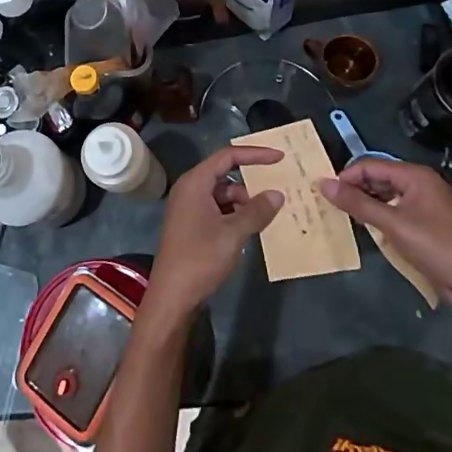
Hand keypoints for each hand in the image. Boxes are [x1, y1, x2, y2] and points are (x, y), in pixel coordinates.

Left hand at [141, 146, 285, 322]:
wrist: (172, 297)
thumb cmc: (200, 259)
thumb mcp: (234, 233)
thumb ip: (257, 211)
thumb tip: (277, 194)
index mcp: (195, 183)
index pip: (228, 156)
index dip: (255, 154)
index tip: (279, 158)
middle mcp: (190, 190)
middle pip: (225, 175)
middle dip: (251, 183)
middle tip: (277, 191)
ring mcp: (189, 208)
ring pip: (223, 195)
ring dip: (244, 202)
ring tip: (268, 215)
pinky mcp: (191, 226)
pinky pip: (218, 210)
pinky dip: (235, 215)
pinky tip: (251, 228)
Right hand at [318, 159, 451, 318]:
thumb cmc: (439, 248)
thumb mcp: (394, 225)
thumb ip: (358, 204)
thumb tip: (324, 184)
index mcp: (415, 176)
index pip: (371, 165)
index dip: (347, 176)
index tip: (324, 193)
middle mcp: (421, 185)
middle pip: (379, 179)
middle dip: (355, 190)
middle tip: (328, 206)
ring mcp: (427, 207)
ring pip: (387, 198)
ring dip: (366, 206)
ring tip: (341, 219)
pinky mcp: (429, 227)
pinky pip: (397, 215)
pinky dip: (380, 220)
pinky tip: (367, 232)